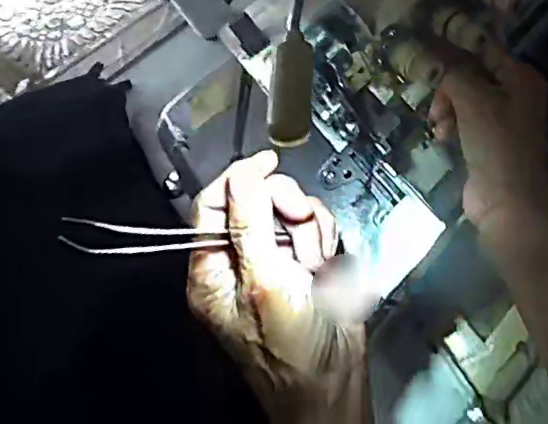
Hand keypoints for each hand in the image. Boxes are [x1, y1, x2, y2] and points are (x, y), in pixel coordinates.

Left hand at [186, 150, 368, 423]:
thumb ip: (249, 223)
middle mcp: (240, 257)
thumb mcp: (263, 283)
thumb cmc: (291, 352)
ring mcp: (274, 257)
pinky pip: (315, 223)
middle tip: (297, 227)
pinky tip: (324, 267)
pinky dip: (324, 238)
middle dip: (285, 208)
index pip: (215, 200)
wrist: (335, 384)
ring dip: (309, 229)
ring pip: (291, 207)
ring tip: (312, 265)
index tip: (267, 163)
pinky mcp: (303, 257)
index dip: (240, 177)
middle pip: (258, 197)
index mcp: (212, 266)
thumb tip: (243, 172)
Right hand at [429, 46, 547, 245]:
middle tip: (436, 101)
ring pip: (462, 96)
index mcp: (520, 77)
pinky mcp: (487, 139)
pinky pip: (462, 118)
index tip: (427, 41)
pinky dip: (450, 123)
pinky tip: (441, 137)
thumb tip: (430, 53)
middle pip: (470, 72)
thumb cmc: (496, 142)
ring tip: (438, 124)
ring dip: (445, 106)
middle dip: (448, 85)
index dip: (456, 44)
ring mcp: (501, 117)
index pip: (483, 48)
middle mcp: (514, 92)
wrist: (509, 204)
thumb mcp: (472, 98)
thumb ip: (451, 71)